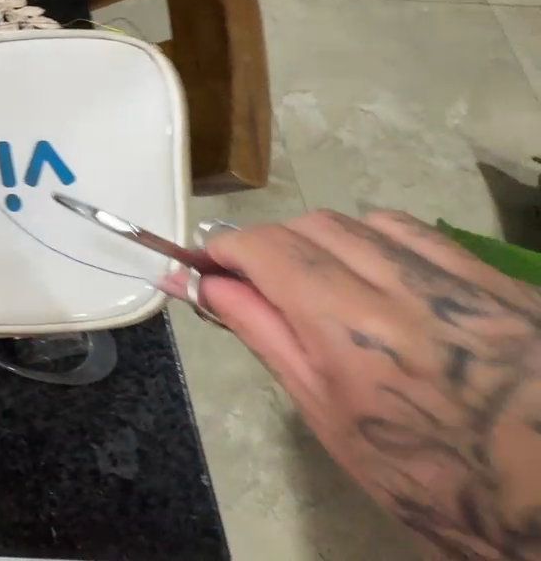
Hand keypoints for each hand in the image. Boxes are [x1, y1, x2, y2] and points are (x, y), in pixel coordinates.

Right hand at [167, 210, 540, 560]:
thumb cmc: (429, 482)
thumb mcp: (328, 414)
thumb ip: (262, 332)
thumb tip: (196, 282)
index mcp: (358, 332)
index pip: (266, 248)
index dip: (224, 249)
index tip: (208, 269)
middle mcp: (416, 294)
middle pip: (316, 224)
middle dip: (273, 243)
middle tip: (262, 282)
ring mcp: (478, 291)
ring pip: (374, 222)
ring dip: (332, 240)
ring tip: (329, 281)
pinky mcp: (518, 296)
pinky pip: (435, 242)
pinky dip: (391, 248)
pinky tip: (391, 286)